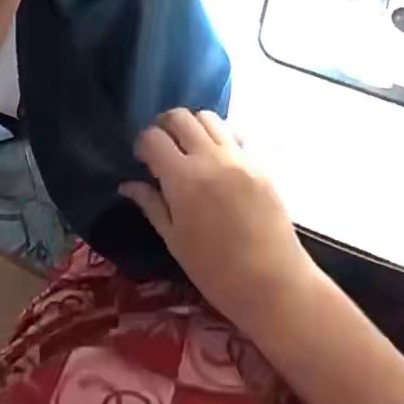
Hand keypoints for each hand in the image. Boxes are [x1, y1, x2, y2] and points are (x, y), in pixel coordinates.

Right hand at [121, 109, 318, 324]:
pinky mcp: (260, 165)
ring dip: (192, 126)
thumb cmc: (216, 272)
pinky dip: (218, 137)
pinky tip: (216, 161)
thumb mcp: (174, 240)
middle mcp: (211, 159)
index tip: (142, 160)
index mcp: (183, 179)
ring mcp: (239, 159)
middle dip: (164, 126)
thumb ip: (151, 204)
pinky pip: (234, 135)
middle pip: (180, 117)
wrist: (275, 287)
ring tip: (189, 149)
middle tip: (162, 148)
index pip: (152, 137)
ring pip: (208, 117)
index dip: (142, 144)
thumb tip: (127, 185)